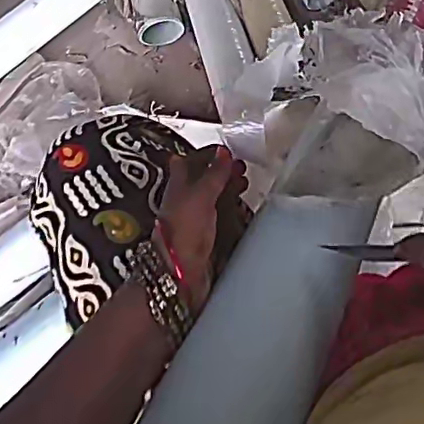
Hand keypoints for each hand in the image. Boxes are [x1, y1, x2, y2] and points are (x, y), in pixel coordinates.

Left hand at [157, 145, 246, 309]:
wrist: (180, 273)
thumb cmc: (184, 229)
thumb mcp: (201, 194)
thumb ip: (214, 173)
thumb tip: (223, 152)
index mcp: (178, 183)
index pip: (192, 159)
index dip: (210, 154)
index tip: (230, 151)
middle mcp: (186, 199)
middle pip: (205, 179)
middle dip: (224, 172)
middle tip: (242, 170)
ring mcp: (196, 219)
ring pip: (215, 198)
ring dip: (230, 191)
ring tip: (245, 187)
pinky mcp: (207, 237)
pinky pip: (222, 219)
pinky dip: (233, 212)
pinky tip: (243, 211)